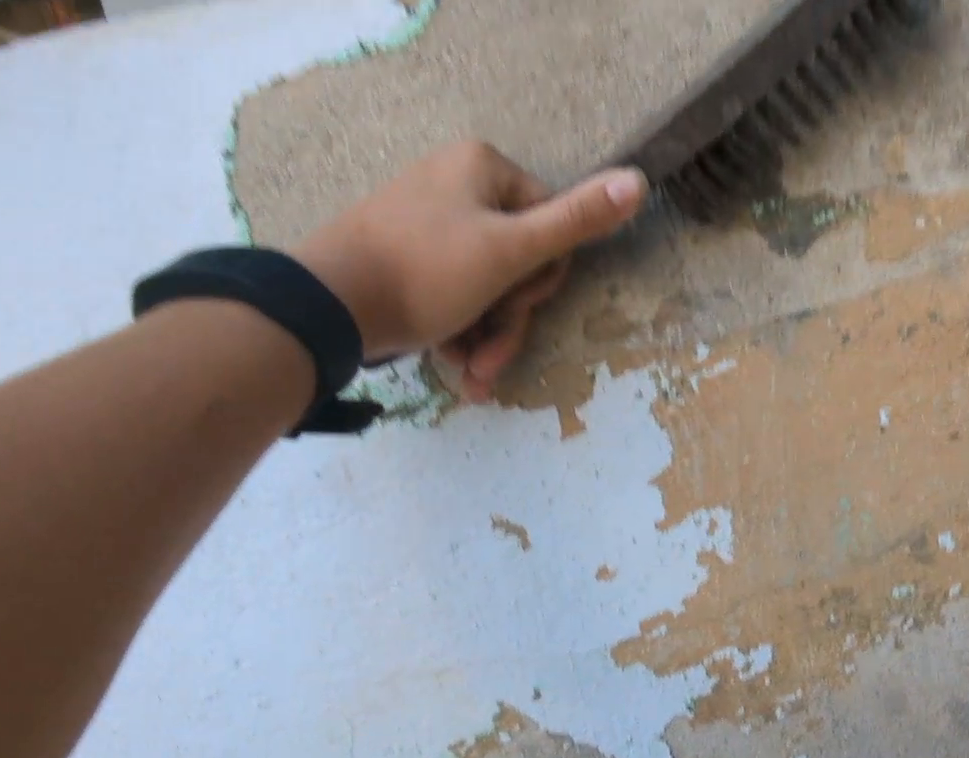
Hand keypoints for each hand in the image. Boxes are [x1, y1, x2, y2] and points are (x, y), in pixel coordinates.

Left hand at [292, 142, 646, 401]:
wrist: (328, 308)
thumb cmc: (427, 274)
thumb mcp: (512, 251)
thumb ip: (576, 221)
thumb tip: (640, 180)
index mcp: (483, 169)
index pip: (551, 225)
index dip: (542, 277)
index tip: (517, 303)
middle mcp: (455, 185)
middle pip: (518, 262)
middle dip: (509, 321)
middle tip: (490, 358)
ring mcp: (427, 221)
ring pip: (487, 287)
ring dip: (487, 338)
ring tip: (472, 378)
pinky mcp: (405, 257)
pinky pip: (453, 293)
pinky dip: (460, 333)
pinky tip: (454, 368)